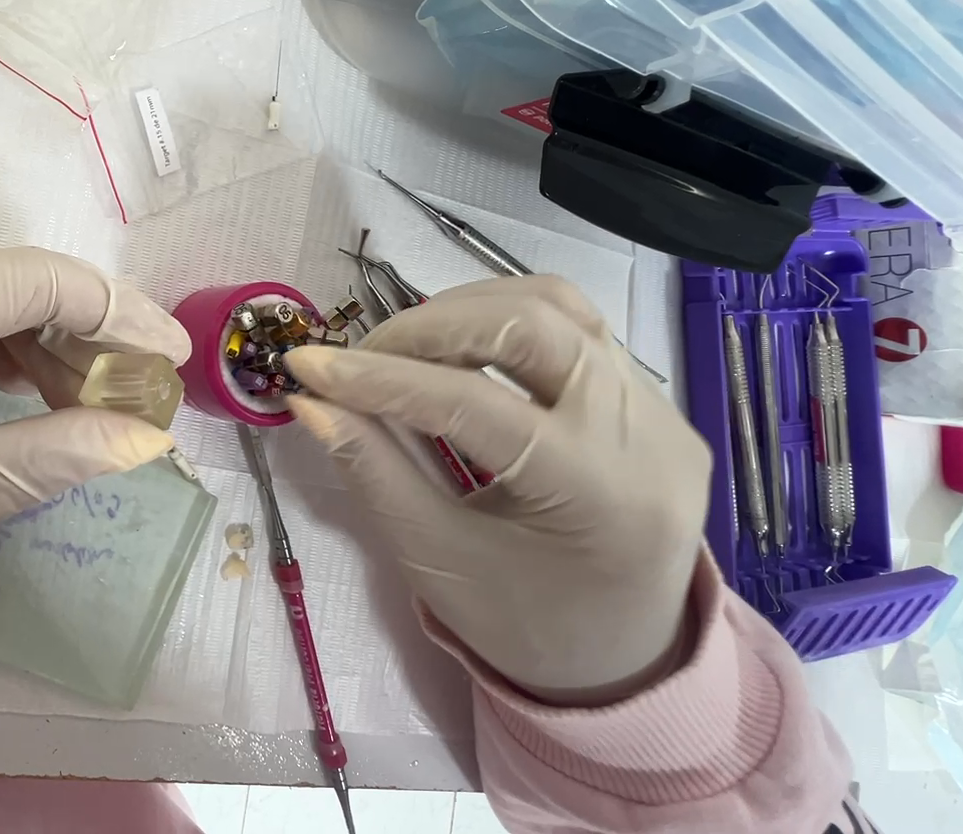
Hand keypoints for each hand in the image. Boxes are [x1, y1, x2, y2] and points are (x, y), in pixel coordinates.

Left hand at [0, 245, 189, 656]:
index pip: (27, 280)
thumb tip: (143, 436)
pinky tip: (18, 387)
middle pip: (1, 280)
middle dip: (79, 329)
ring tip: (85, 399)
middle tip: (135, 387)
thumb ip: (52, 453)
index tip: (171, 358)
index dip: (114, 312)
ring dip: (35, 341)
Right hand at [284, 276, 707, 705]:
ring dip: (462, 313)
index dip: (377, 379)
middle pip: (527, 325)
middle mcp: (644, 434)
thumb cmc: (519, 619)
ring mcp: (658, 407)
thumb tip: (308, 399)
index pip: (470, 403)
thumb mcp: (431, 555)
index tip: (305, 366)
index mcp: (597, 495)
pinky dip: (499, 319)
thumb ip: (369, 468)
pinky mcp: (650, 396)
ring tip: (403, 352)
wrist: (622, 656)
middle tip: (360, 357)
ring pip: (552, 306)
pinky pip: (571, 322)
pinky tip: (456, 347)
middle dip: (425, 329)